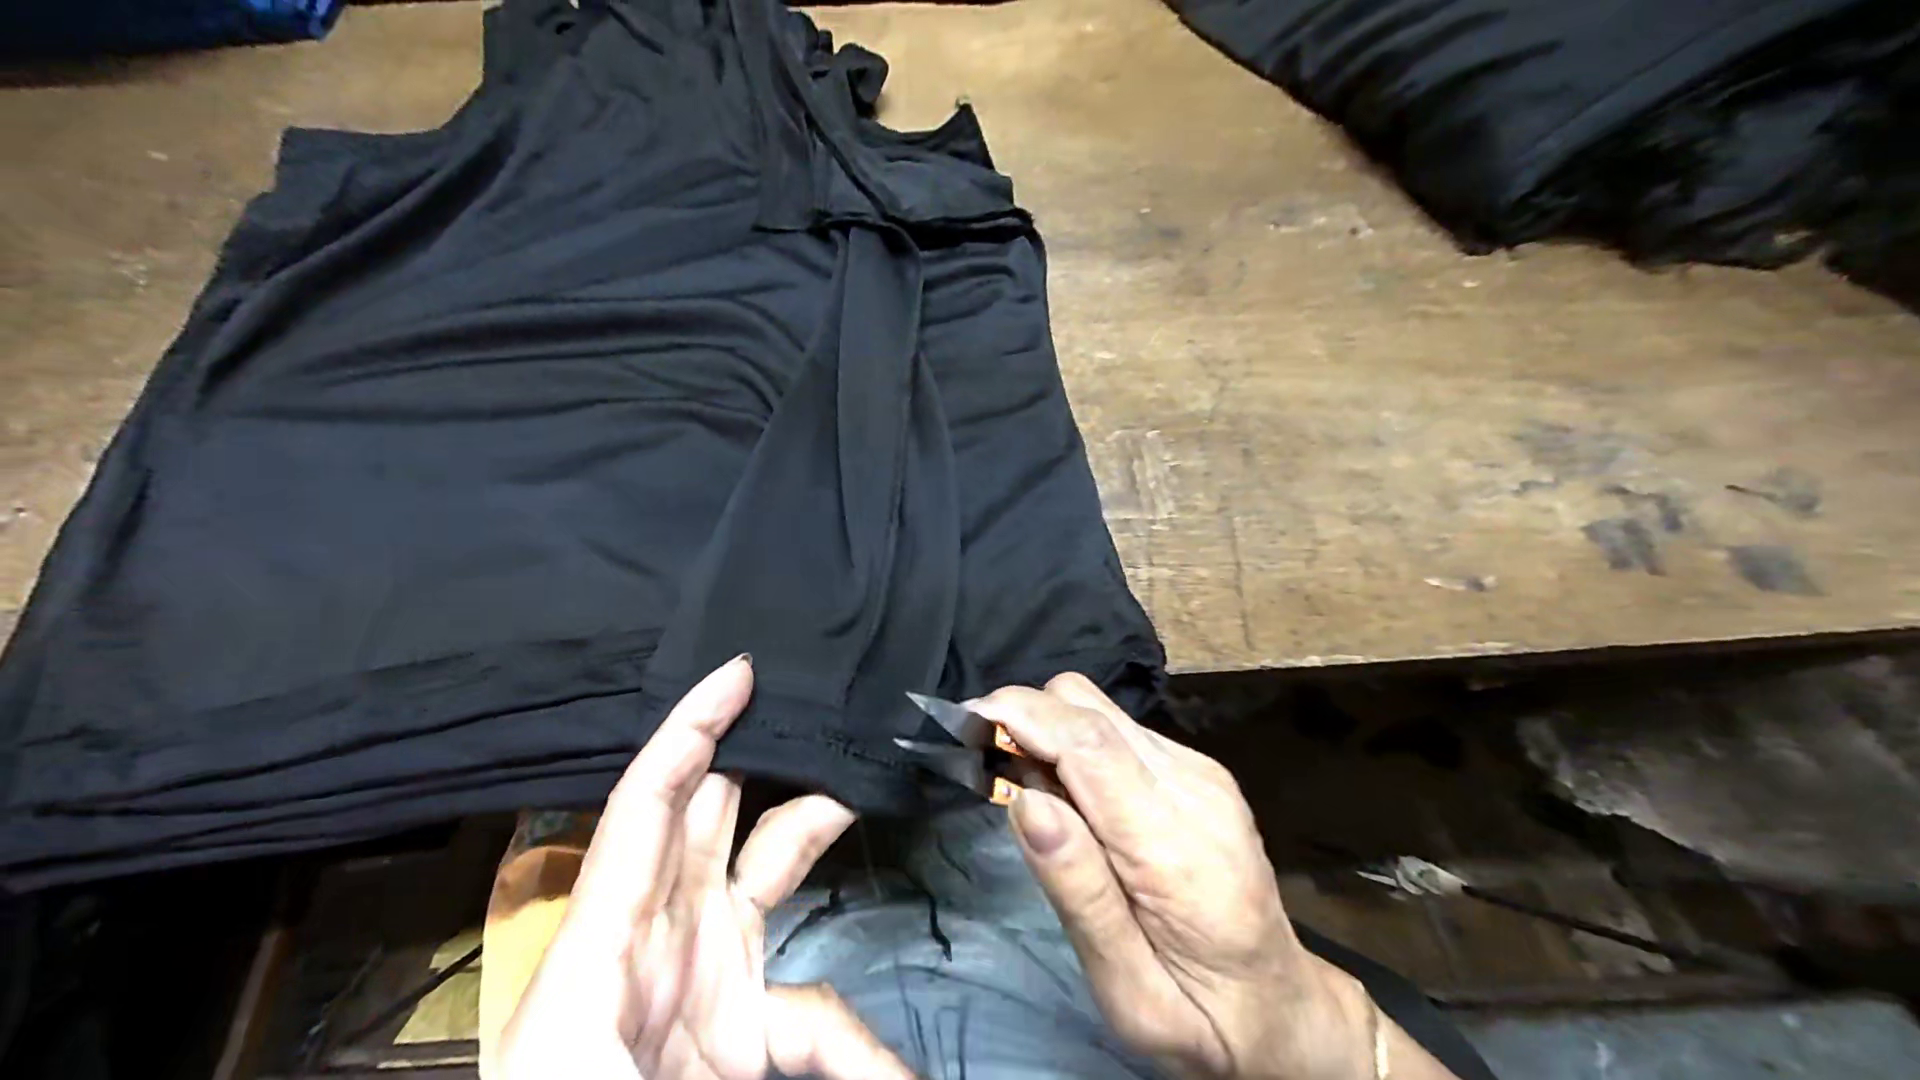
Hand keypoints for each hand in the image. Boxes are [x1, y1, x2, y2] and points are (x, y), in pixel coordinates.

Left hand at [498, 655, 913, 1079]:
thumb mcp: (582, 1061)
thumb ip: (699, 1015)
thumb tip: (843, 1030)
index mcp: (610, 933)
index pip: (649, 801)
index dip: (690, 727)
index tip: (740, 672)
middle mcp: (665, 934)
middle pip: (720, 809)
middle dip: (770, 750)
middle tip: (822, 702)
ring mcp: (709, 974)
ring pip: (773, 867)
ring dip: (818, 824)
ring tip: (869, 785)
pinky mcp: (741, 1026)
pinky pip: (813, 1005)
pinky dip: (857, 1041)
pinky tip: (895, 1074)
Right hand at [971, 674, 1457, 1079]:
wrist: (1285, 1008)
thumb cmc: (1205, 1021)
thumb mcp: (1132, 997)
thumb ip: (1080, 896)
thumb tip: (1026, 802)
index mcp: (1178, 849)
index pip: (1089, 745)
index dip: (1020, 716)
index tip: (964, 721)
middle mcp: (1194, 788)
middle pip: (1089, 707)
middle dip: (1025, 717)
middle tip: (991, 768)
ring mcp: (1199, 771)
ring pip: (1099, 707)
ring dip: (1049, 729)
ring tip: (1031, 788)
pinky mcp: (1195, 767)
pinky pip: (1116, 727)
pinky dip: (1075, 742)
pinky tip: (1073, 794)